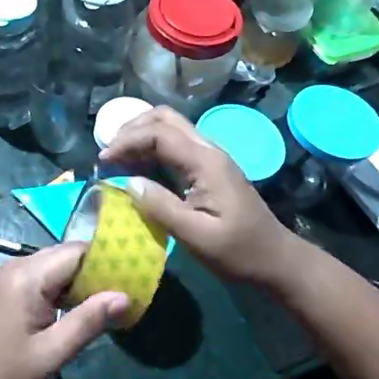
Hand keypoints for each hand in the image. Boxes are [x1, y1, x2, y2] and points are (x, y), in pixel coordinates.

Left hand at [0, 243, 129, 378]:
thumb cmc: (10, 372)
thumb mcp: (54, 352)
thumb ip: (89, 321)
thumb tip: (125, 297)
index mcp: (28, 277)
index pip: (77, 252)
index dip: (107, 261)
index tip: (133, 277)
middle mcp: (20, 265)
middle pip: (70, 254)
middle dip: (98, 270)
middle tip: (126, 291)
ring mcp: (15, 273)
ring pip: (61, 263)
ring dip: (85, 279)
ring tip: (111, 299)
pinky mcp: (15, 284)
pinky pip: (50, 274)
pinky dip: (70, 286)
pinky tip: (85, 305)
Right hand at [99, 106, 297, 285]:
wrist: (275, 260)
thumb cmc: (238, 252)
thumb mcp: (196, 236)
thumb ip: (160, 207)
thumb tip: (128, 183)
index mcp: (206, 162)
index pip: (159, 134)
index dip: (127, 141)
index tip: (103, 161)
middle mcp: (209, 150)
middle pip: (165, 118)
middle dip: (132, 129)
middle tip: (108, 153)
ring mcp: (210, 158)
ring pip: (171, 128)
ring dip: (141, 136)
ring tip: (116, 159)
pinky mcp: (209, 169)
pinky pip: (176, 146)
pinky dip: (152, 149)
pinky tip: (137, 169)